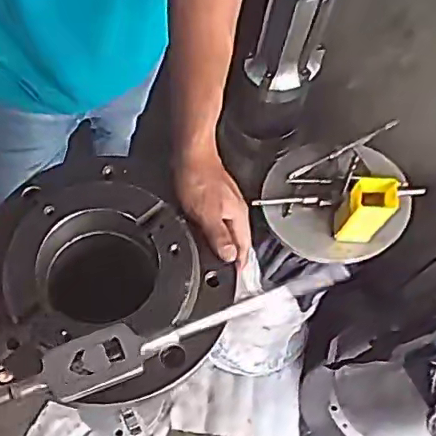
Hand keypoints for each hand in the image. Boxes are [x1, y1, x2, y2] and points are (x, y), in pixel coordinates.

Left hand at [175, 151, 250, 266]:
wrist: (192, 156)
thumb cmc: (198, 179)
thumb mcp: (207, 214)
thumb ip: (219, 236)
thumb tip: (229, 256)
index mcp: (238, 217)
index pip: (244, 248)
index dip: (240, 266)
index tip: (237, 280)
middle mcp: (236, 212)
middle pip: (239, 242)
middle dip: (234, 259)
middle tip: (229, 275)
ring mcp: (227, 206)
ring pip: (230, 233)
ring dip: (225, 247)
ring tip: (221, 262)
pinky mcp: (216, 201)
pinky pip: (220, 224)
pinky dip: (216, 235)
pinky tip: (209, 238)